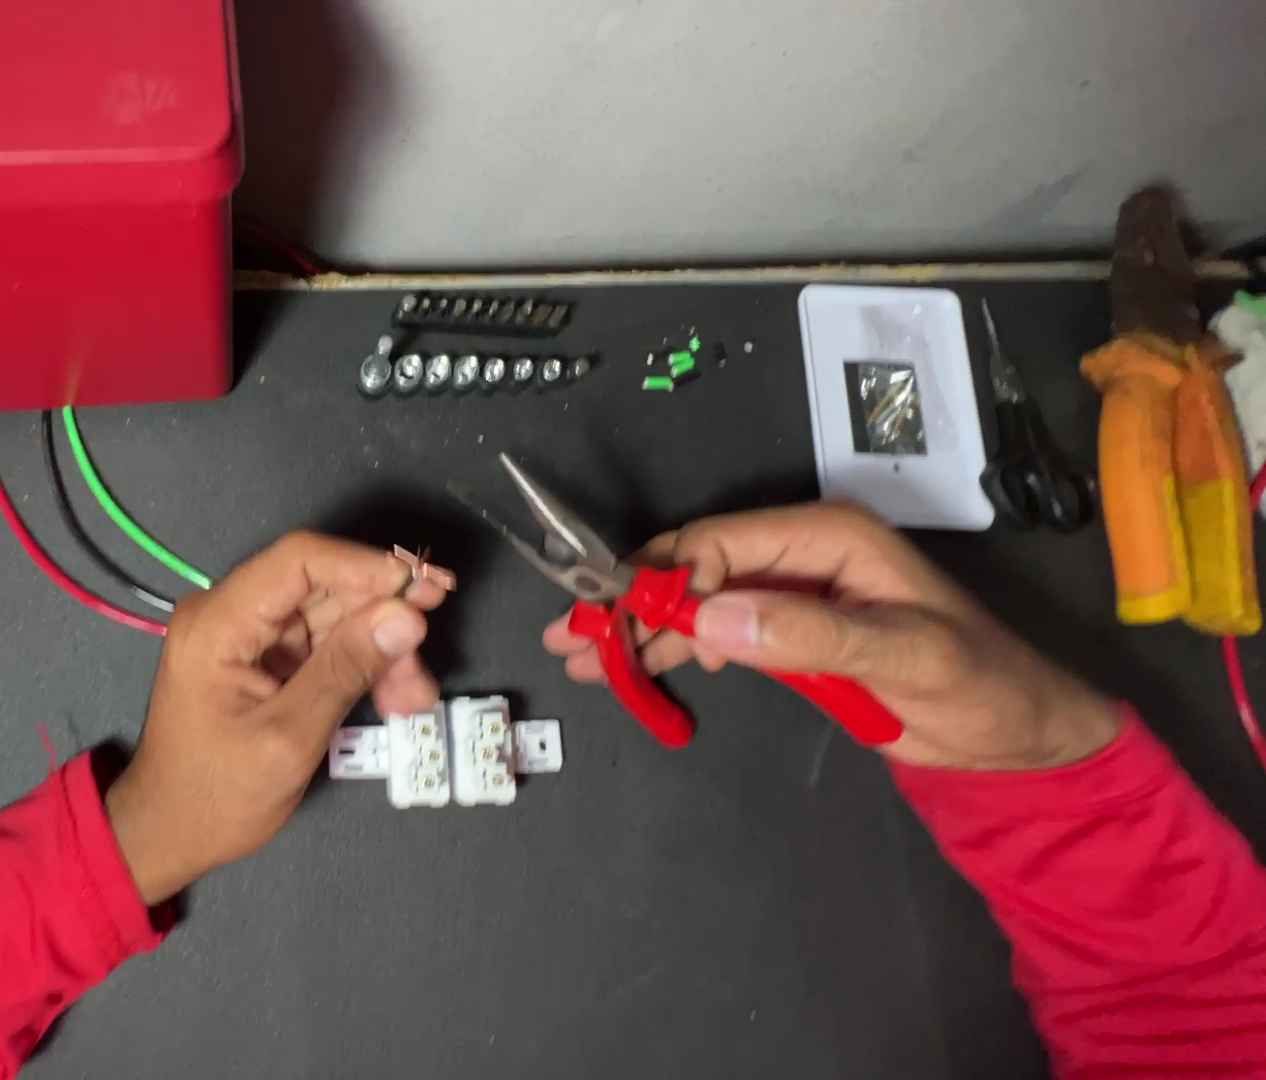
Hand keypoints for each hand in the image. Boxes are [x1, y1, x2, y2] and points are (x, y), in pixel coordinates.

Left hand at [107, 531, 450, 903]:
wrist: (170, 833)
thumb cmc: (217, 797)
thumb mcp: (288, 738)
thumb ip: (346, 671)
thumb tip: (408, 617)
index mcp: (219, 622)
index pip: (299, 561)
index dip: (365, 565)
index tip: (422, 588)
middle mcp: (230, 612)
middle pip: (322, 585)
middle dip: (381, 614)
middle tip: (429, 644)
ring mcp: (248, 632)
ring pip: (332, 614)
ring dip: (378, 647)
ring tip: (413, 695)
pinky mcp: (265, 653)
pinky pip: (324, 641)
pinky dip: (361, 663)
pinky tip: (394, 695)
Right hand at [543, 503, 1119, 770]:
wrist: (1015, 738)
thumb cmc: (976, 687)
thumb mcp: (903, 657)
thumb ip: (806, 633)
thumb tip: (706, 618)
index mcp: (822, 537)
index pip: (716, 543)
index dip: (661, 581)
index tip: (618, 625)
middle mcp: (790, 554)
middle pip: (687, 568)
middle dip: (628, 604)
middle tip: (572, 638)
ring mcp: (779, 592)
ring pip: (687, 601)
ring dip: (635, 631)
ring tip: (584, 660)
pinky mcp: (774, 628)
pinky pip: (706, 631)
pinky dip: (667, 650)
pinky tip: (637, 669)